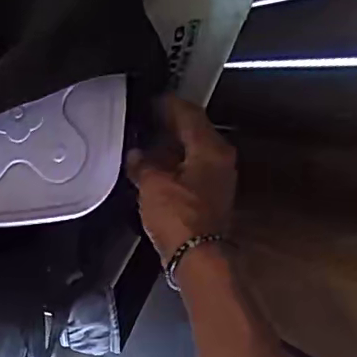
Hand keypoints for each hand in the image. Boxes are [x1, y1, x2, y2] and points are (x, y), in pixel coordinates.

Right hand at [127, 96, 237, 259]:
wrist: (196, 256)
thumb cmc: (180, 219)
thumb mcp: (152, 185)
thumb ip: (143, 165)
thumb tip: (136, 156)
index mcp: (210, 149)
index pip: (190, 115)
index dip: (170, 105)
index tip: (155, 100)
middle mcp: (220, 162)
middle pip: (194, 134)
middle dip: (170, 128)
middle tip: (149, 122)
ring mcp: (217, 182)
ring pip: (192, 155)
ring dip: (171, 150)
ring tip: (147, 149)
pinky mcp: (209, 200)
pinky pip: (190, 174)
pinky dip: (174, 169)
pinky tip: (156, 175)